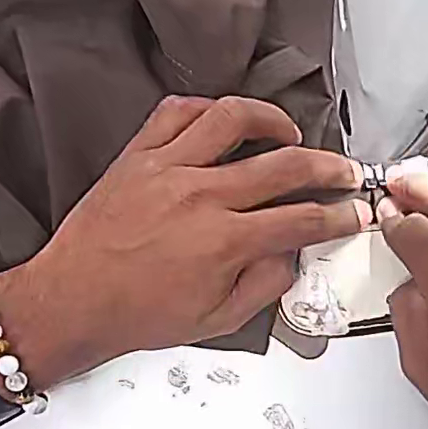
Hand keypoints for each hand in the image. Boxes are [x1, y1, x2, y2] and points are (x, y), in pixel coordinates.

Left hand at [0, 96, 367, 388]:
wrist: (73, 300)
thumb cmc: (136, 314)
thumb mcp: (215, 319)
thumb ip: (263, 285)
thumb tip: (290, 254)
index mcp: (223, 243)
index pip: (301, 219)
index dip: (338, 216)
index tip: (353, 212)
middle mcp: (200, 198)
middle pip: (284, 165)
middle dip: (328, 167)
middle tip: (343, 171)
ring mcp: (167, 170)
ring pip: (234, 119)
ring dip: (273, 120)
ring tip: (289, 133)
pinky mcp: (138, 156)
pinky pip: (178, 112)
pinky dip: (208, 109)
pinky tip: (223, 121)